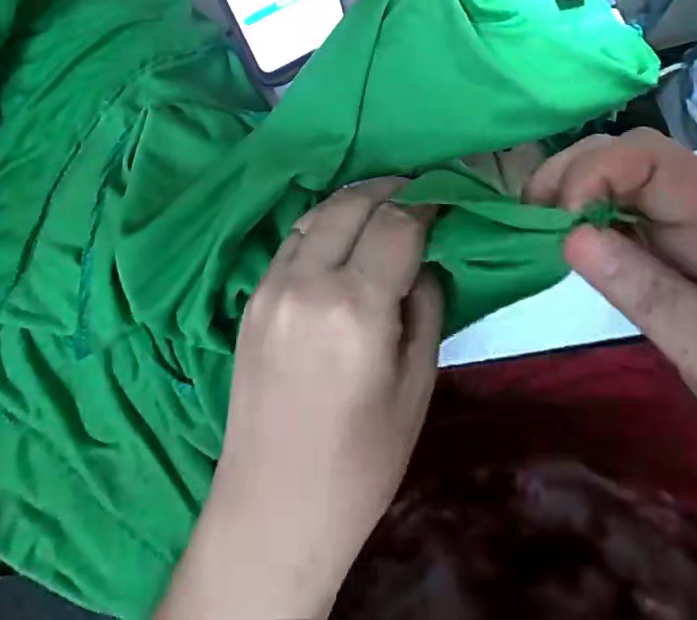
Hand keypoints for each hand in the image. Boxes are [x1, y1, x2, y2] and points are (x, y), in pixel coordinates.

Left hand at [156, 178, 443, 619]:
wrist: (273, 506)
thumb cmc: (361, 464)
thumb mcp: (415, 387)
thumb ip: (424, 308)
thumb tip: (423, 259)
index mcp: (354, 308)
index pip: (396, 223)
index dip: (427, 202)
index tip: (447, 195)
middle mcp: (305, 283)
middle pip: (351, 204)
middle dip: (390, 190)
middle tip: (419, 193)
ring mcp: (269, 287)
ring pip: (315, 214)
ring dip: (353, 202)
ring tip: (383, 210)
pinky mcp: (250, 298)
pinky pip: (290, 241)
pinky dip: (321, 226)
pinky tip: (341, 240)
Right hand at [523, 129, 696, 484]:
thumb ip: (648, 293)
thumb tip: (569, 233)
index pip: (648, 157)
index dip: (591, 172)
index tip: (557, 223)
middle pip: (631, 151)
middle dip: (572, 171)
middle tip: (532, 218)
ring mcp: (696, 227)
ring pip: (624, 173)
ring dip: (574, 187)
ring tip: (541, 227)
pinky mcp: (683, 248)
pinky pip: (627, 208)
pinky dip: (587, 214)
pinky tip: (571, 242)